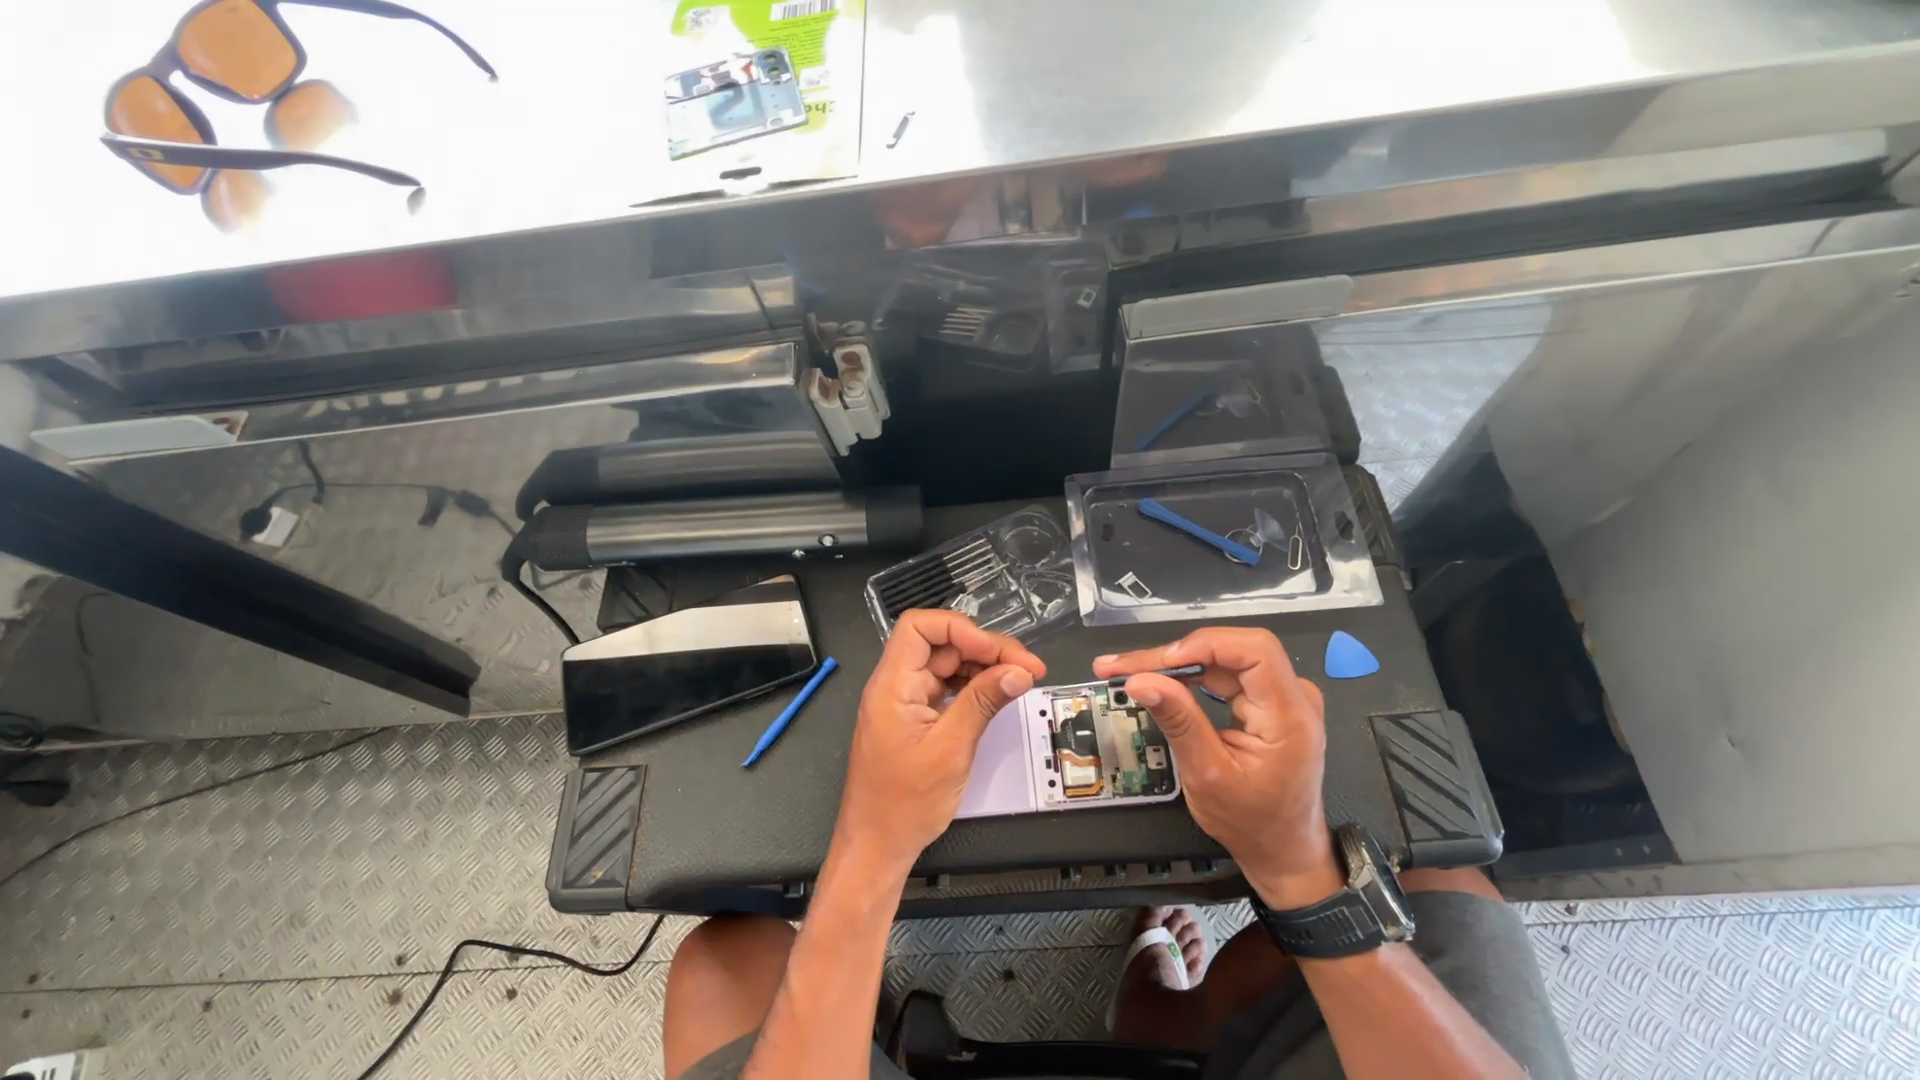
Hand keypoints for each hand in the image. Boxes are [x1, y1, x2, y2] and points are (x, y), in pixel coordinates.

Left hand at [836, 610, 1046, 869]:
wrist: (877, 847)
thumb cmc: (905, 804)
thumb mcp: (951, 749)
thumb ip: (983, 703)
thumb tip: (1019, 670)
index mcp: (892, 685)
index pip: (919, 627)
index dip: (961, 629)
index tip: (997, 652)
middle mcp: (896, 686)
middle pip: (940, 644)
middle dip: (984, 648)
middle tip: (1028, 667)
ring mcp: (906, 703)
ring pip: (947, 665)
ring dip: (984, 666)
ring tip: (1021, 678)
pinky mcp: (916, 720)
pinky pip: (946, 689)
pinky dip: (974, 687)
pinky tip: (999, 693)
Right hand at [1093, 628, 1342, 909]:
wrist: (1282, 850)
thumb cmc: (1250, 822)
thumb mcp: (1208, 774)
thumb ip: (1179, 722)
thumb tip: (1139, 681)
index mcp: (1289, 715)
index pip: (1255, 651)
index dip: (1205, 645)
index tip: (1158, 663)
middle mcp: (1292, 695)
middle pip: (1231, 651)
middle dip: (1173, 655)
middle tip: (1118, 667)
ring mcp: (1280, 696)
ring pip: (1221, 660)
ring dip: (1172, 664)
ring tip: (1124, 670)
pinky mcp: (1266, 701)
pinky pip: (1223, 675)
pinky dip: (1187, 676)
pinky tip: (1154, 678)